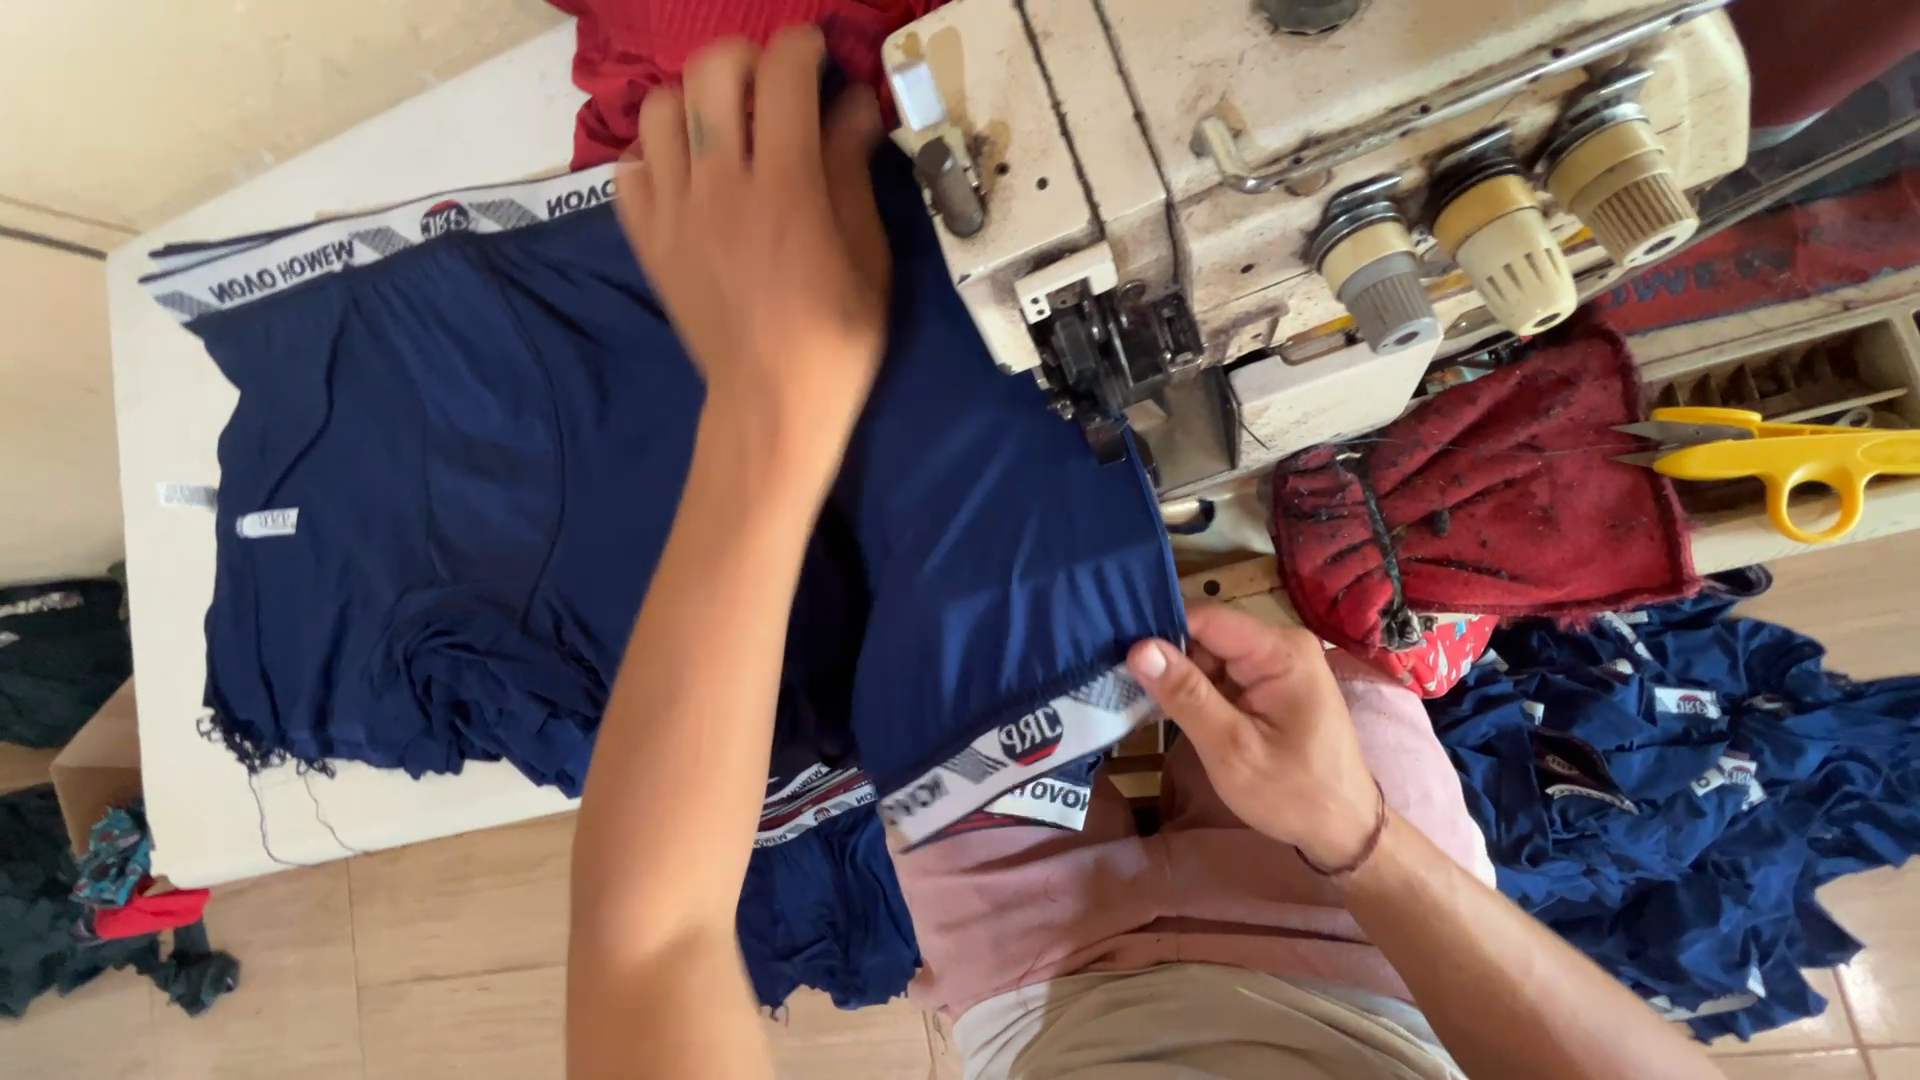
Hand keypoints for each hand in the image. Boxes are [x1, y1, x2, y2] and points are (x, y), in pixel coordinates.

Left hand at [615, 28, 890, 442]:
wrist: (771, 405)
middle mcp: (721, 186)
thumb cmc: (837, 342)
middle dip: (748, 58)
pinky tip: (687, 178)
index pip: (785, 76)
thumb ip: (853, 175)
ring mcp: (675, 213)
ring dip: (694, 101)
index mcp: (788, 190)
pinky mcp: (648, 242)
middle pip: (712, 71)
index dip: (805, 49)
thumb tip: (854, 105)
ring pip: (659, 108)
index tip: (820, 57)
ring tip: (722, 129)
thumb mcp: (868, 262)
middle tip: (772, 87)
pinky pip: (629, 167)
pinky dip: (655, 156)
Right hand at [1128, 605, 1381, 870]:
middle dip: (1167, 658)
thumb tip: (1139, 648)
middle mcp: (1280, 644)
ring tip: (1145, 702)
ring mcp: (1275, 662)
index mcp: (1280, 651)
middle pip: (1204, 633)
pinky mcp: (1268, 681)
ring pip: (1207, 652)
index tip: (1120, 657)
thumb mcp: (1231, 749)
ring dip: (1178, 676)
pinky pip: (1220, 670)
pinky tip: (1173, 710)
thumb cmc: (1293, 794)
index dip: (1161, 634)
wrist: (1344, 831)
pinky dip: (1195, 689)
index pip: (1205, 618)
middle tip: (1126, 688)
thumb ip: (1186, 695)